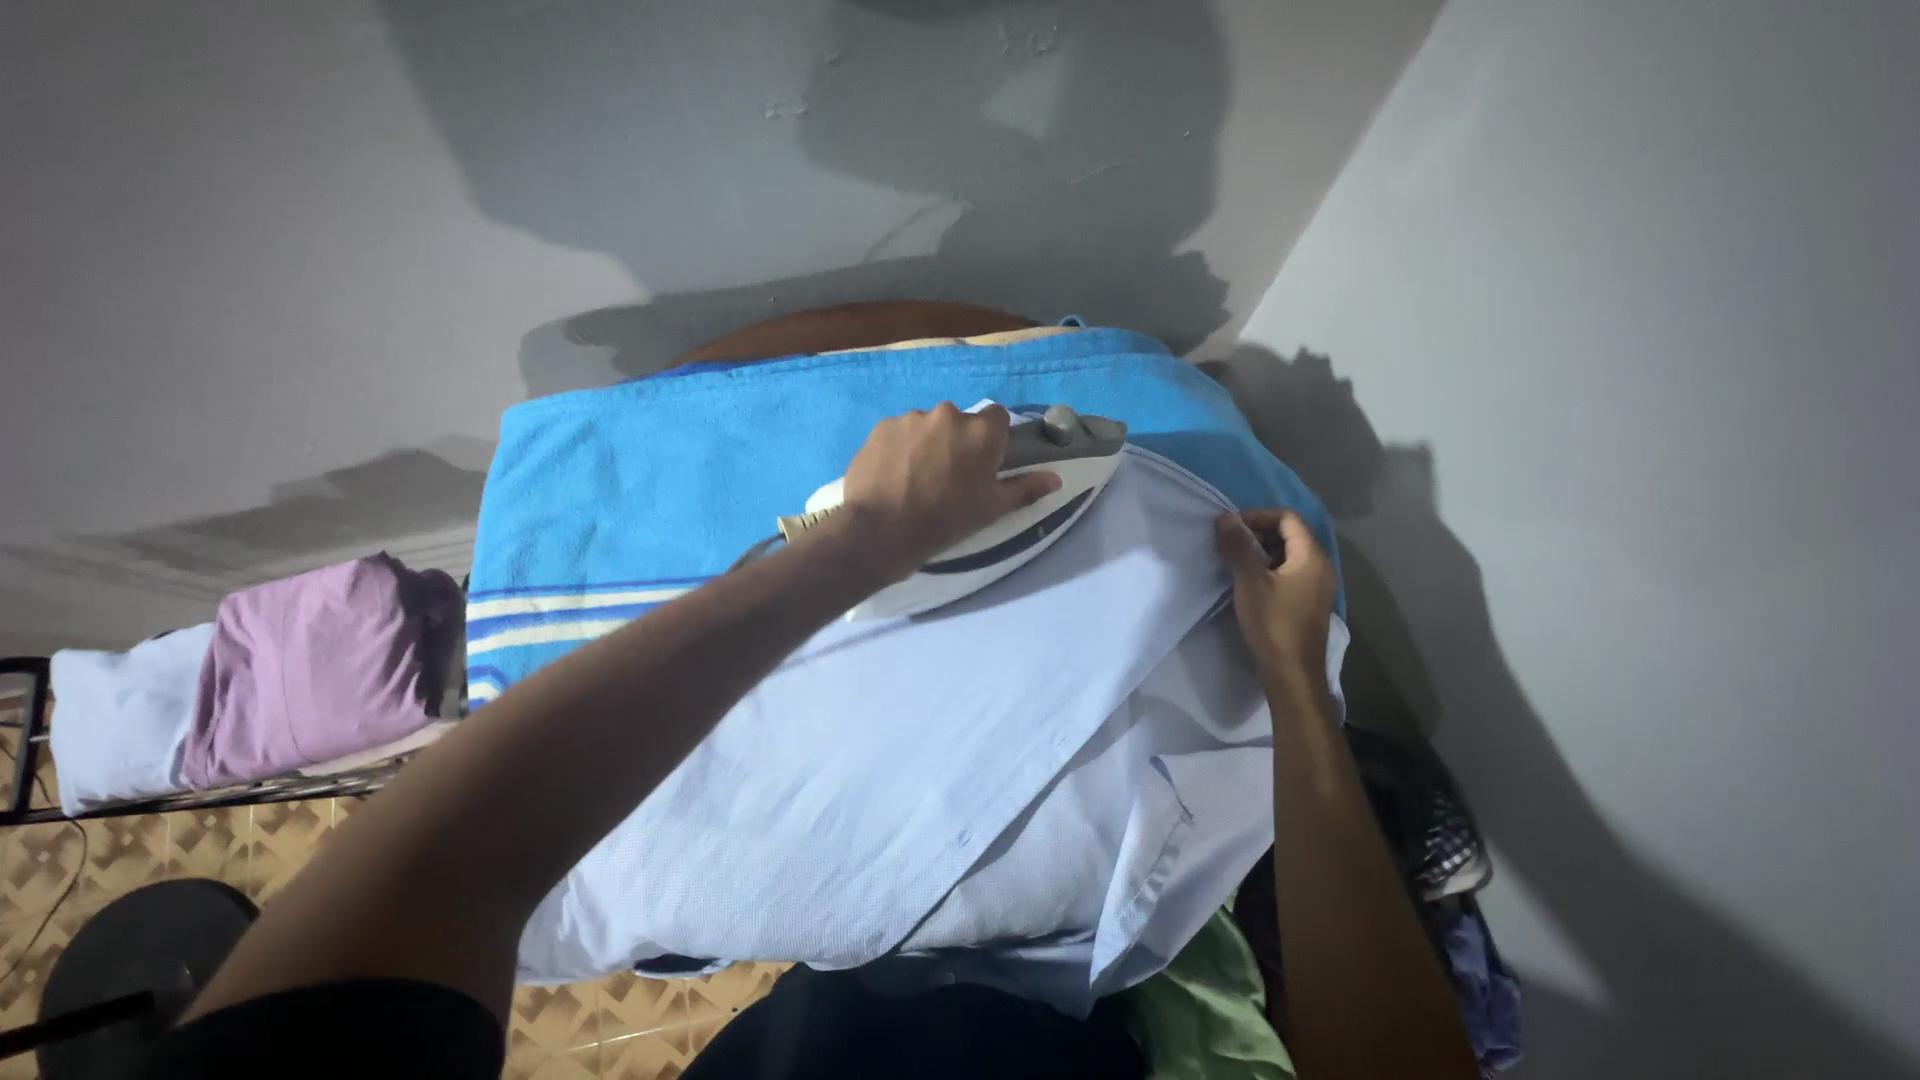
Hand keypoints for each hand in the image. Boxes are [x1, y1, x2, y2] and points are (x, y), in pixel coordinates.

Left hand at [840, 403, 1061, 580]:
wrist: (882, 529)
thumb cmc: (946, 520)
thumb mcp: (991, 509)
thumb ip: (1025, 488)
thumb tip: (1056, 478)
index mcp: (982, 431)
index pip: (997, 418)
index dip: (992, 439)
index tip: (983, 463)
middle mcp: (948, 414)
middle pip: (960, 421)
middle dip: (957, 441)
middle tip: (948, 475)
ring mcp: (912, 418)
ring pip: (927, 426)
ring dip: (927, 443)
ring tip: (916, 477)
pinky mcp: (882, 427)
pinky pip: (899, 433)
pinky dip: (900, 448)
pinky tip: (893, 475)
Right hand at [1216, 508, 1337, 690]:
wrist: (1292, 672)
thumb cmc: (1273, 623)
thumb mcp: (1250, 581)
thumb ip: (1238, 546)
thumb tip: (1225, 517)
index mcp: (1312, 556)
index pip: (1288, 518)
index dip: (1258, 516)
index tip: (1231, 528)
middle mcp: (1321, 566)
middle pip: (1291, 534)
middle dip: (1259, 533)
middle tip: (1230, 544)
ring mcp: (1317, 585)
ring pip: (1289, 554)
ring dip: (1262, 552)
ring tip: (1236, 563)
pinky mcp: (1309, 602)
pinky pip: (1290, 572)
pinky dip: (1269, 569)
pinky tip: (1249, 583)